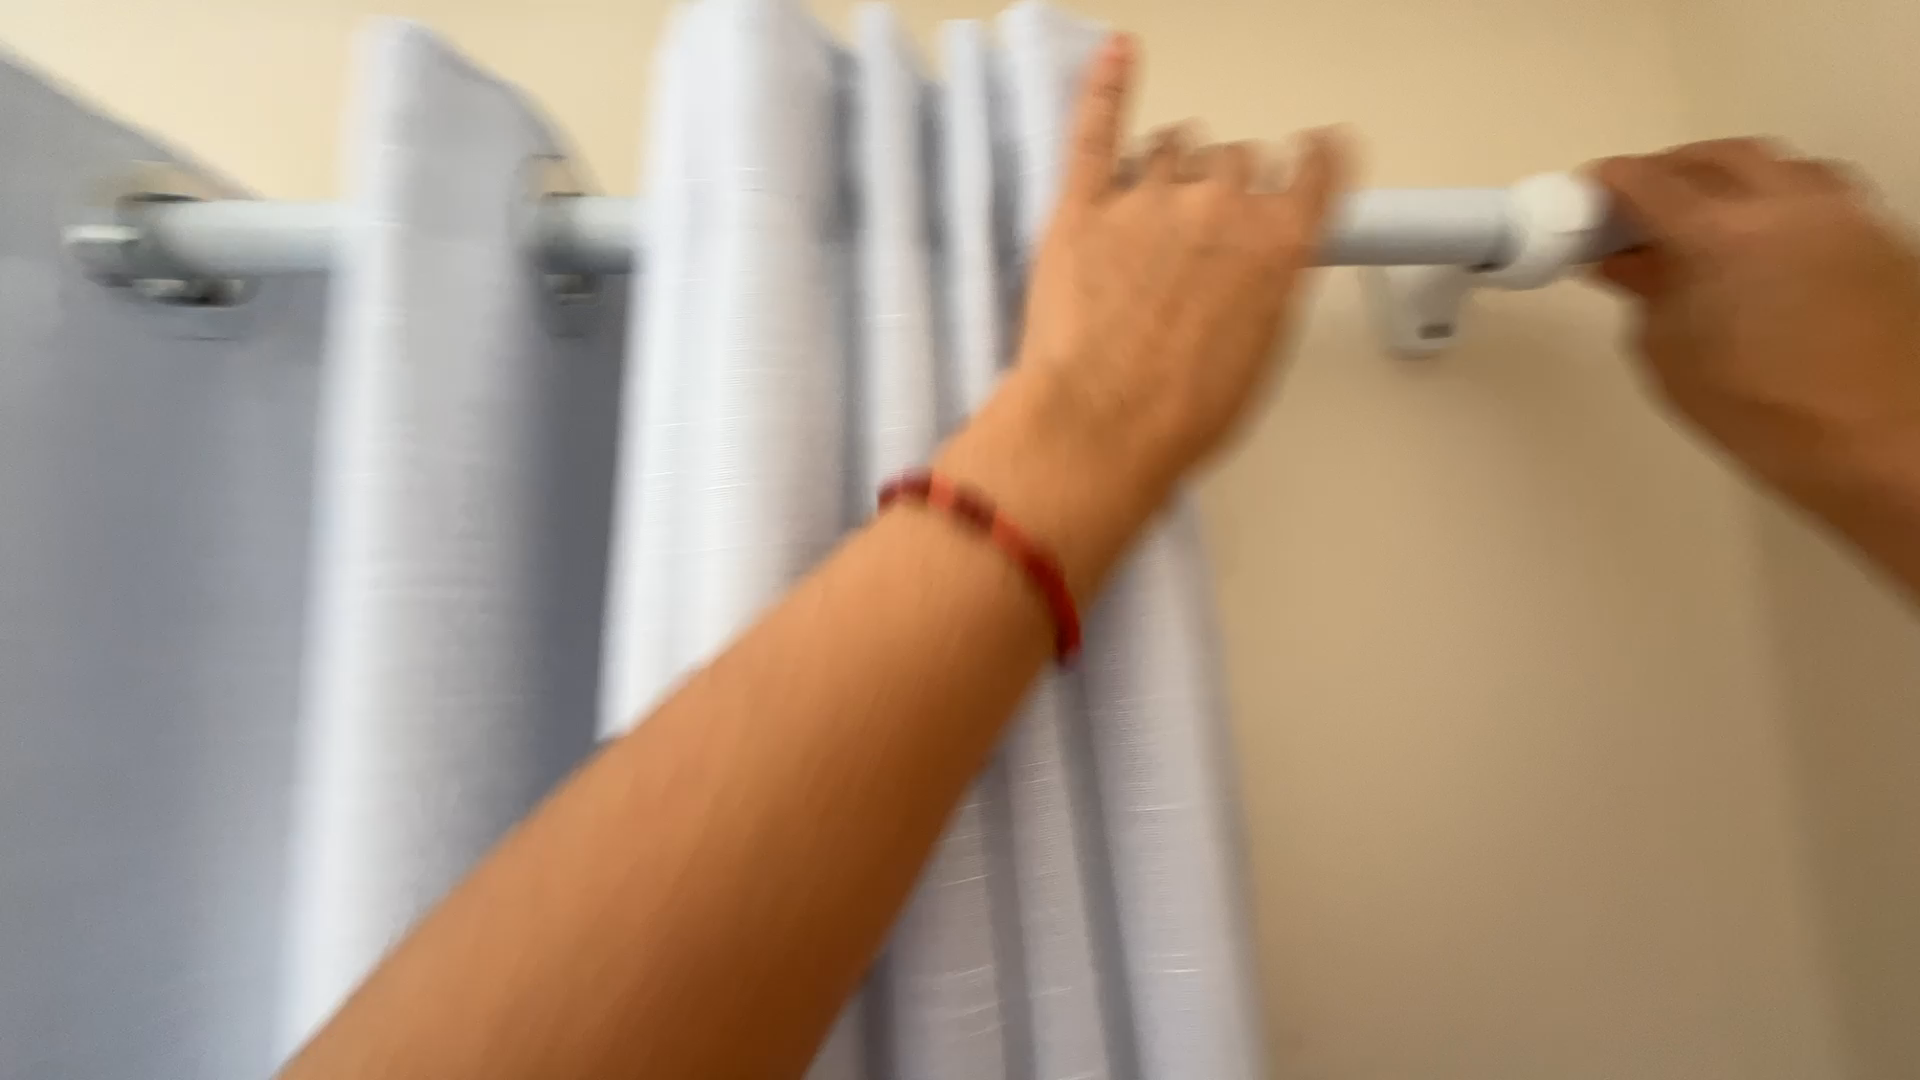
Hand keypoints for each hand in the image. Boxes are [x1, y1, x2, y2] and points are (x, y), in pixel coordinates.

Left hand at [1016, 35, 1346, 482]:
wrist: (1099, 429)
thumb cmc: (1177, 418)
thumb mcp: (1256, 365)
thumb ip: (1264, 295)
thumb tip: (1252, 276)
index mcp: (1279, 244)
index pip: (1314, 168)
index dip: (1307, 166)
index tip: (1303, 164)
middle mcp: (1220, 205)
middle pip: (1233, 161)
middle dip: (1219, 193)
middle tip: (1192, 243)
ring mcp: (1148, 199)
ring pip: (1172, 147)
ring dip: (1166, 171)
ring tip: (1143, 220)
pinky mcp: (1083, 208)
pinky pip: (1097, 128)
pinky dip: (1107, 88)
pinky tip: (1116, 58)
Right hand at [1593, 141, 1919, 510]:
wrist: (1859, 432)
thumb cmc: (1743, 400)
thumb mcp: (1664, 344)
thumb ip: (1647, 287)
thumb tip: (1628, 260)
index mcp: (1724, 236)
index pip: (1653, 185)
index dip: (1610, 182)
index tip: (1585, 188)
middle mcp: (1791, 208)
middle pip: (1719, 158)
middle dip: (1667, 168)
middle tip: (1628, 198)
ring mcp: (1844, 215)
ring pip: (1776, 165)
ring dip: (1723, 174)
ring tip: (1688, 210)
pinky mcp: (1875, 235)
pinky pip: (1813, 189)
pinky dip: (1767, 194)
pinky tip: (1745, 232)